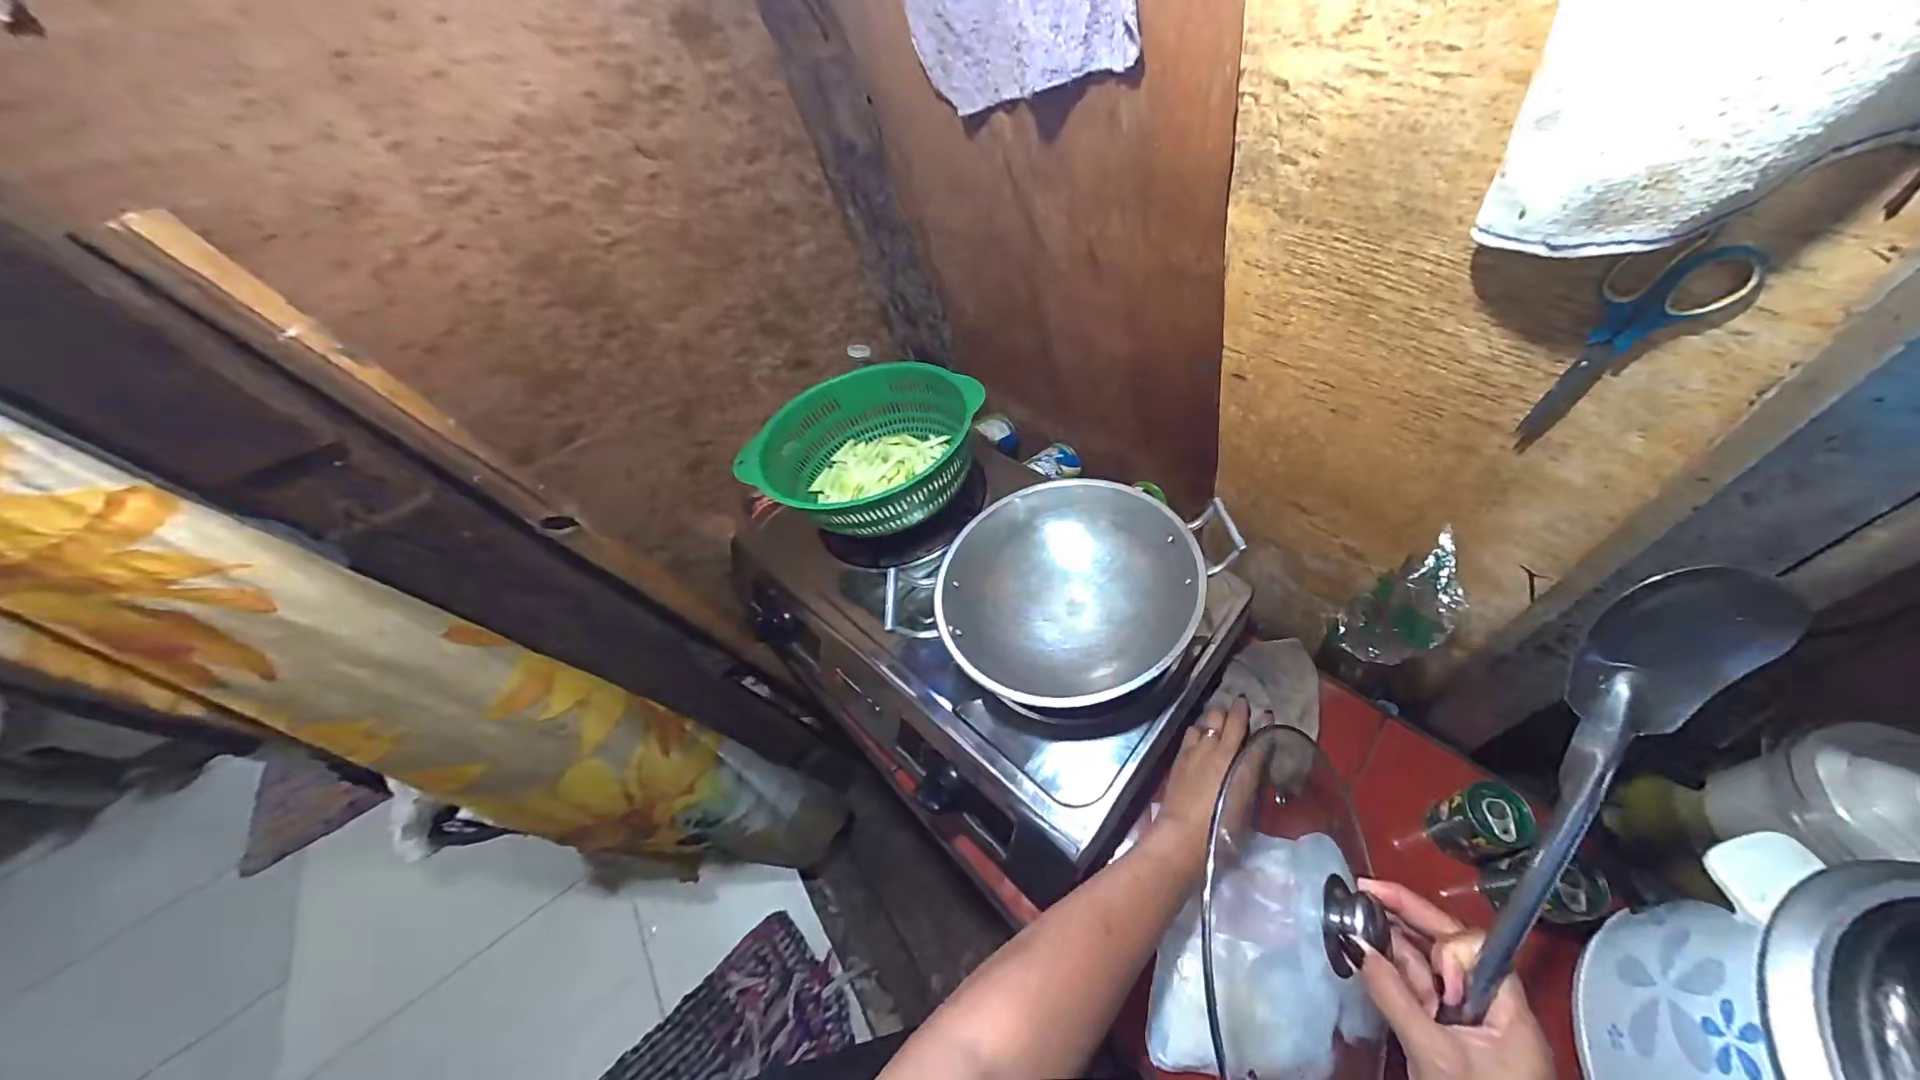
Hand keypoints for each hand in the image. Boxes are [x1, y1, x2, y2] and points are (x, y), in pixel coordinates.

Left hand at [1153, 697, 1250, 850]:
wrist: (1184, 833)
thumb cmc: (1222, 825)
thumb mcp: (1247, 801)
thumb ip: (1252, 774)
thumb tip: (1257, 757)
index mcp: (1235, 758)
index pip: (1246, 728)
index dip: (1254, 717)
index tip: (1263, 711)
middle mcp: (1215, 748)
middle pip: (1222, 717)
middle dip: (1231, 711)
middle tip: (1238, 710)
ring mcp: (1194, 750)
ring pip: (1204, 722)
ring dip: (1212, 720)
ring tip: (1218, 723)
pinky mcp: (1178, 757)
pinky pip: (1191, 733)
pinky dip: (1198, 731)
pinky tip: (1199, 736)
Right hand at [1355, 878, 1554, 1079]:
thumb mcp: (1432, 1052)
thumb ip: (1393, 995)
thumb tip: (1353, 942)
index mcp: (1506, 1006)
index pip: (1474, 945)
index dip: (1436, 931)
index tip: (1396, 919)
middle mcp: (1491, 1004)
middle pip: (1449, 946)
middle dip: (1405, 917)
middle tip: (1362, 890)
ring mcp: (1470, 1020)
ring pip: (1431, 967)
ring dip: (1394, 944)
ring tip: (1357, 922)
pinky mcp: (1451, 1033)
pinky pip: (1423, 990)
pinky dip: (1396, 972)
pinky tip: (1372, 958)